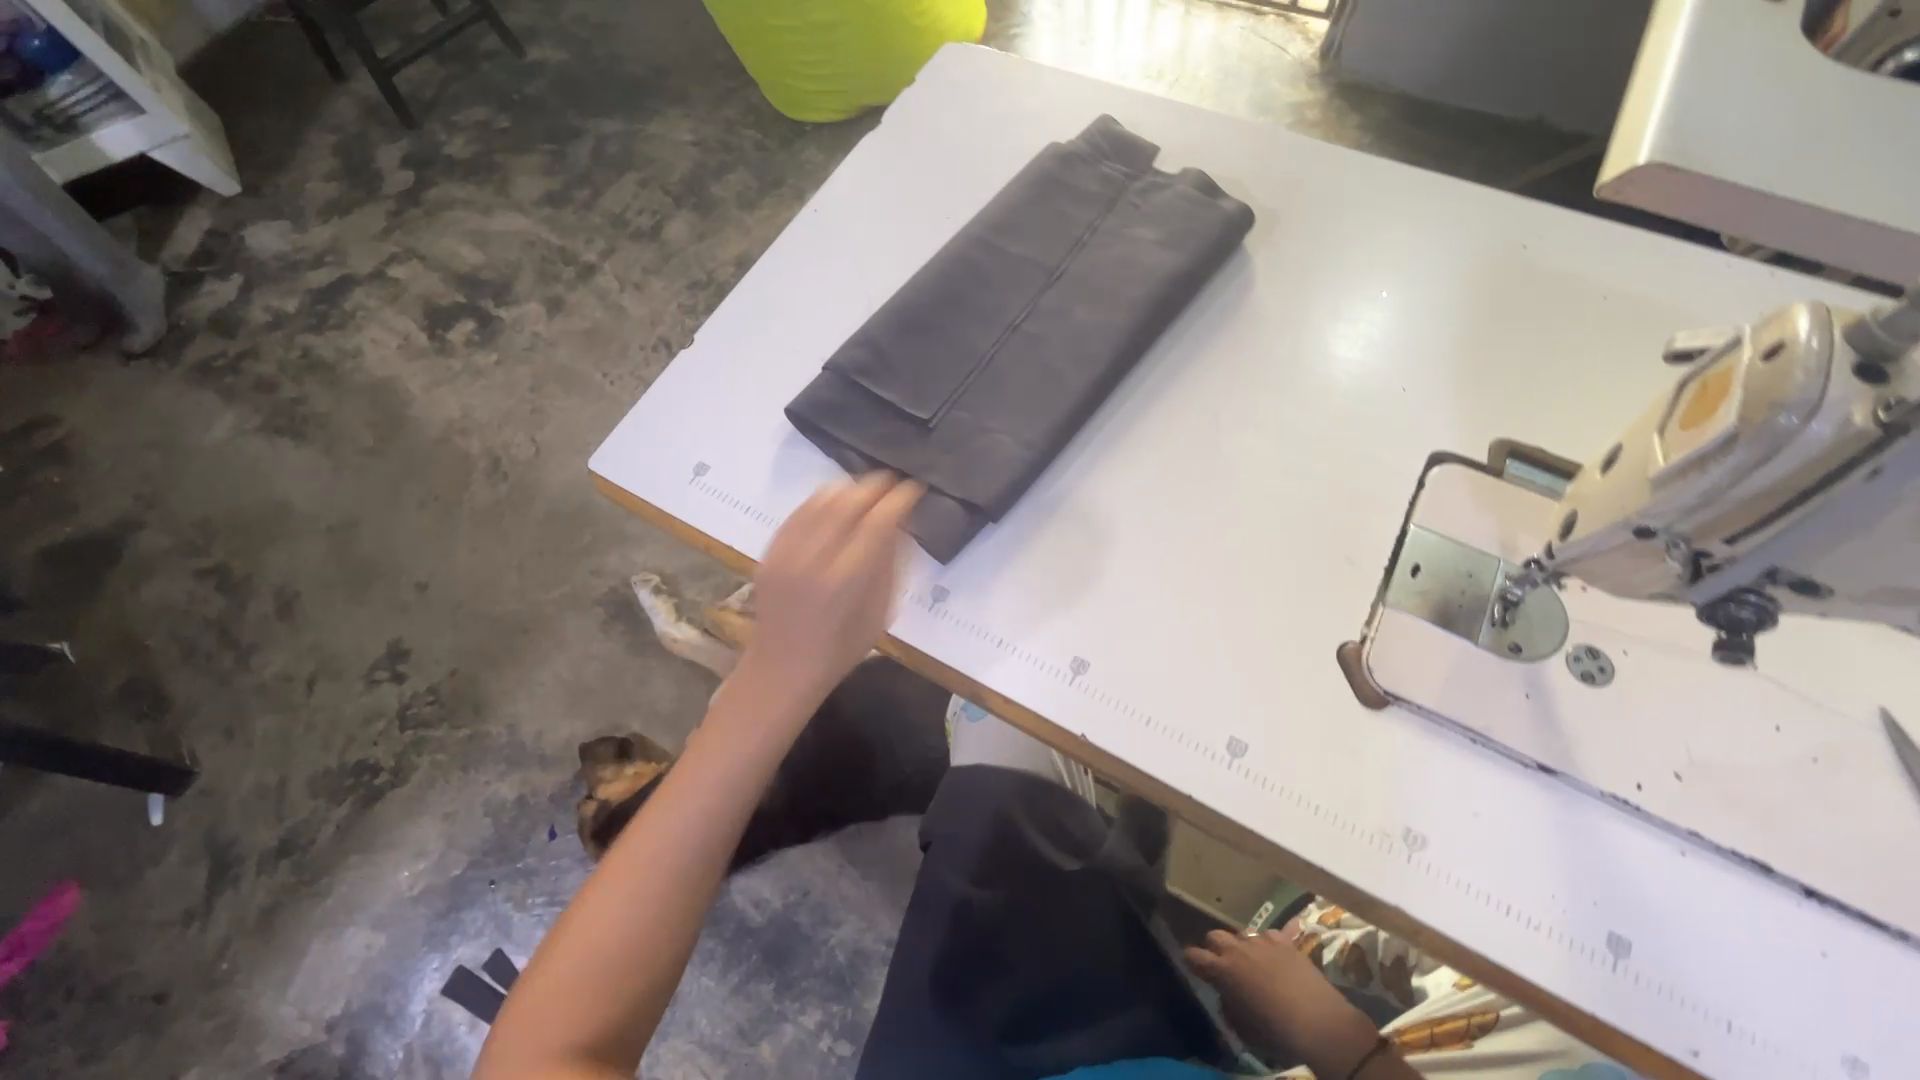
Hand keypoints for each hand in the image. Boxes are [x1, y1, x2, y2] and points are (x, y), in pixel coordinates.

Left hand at [736, 472, 922, 712]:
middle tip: (893, 481)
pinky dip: (820, 500)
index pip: (878, 522)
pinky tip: (834, 500)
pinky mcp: (770, 552)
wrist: (782, 667)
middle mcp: (815, 560)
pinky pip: (797, 513)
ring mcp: (787, 553)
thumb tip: (900, 526)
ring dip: (848, 488)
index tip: (914, 488)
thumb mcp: (880, 613)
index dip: (899, 499)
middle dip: (875, 486)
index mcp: (848, 580)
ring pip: (821, 502)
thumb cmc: (841, 648)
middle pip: (849, 502)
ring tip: (866, 488)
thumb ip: (889, 566)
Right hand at [1185, 925, 1378, 1074]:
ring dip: (1242, 945)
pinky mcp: (1287, 943)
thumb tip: (1226, 995)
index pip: (1194, 955)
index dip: (1191, 961)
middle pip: (1215, 936)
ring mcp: (1263, 942)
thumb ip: (1228, 1006)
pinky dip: (1268, 943)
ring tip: (1251, 960)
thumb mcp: (1242, 1029)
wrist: (1320, 1025)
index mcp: (1222, 971)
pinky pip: (1270, 934)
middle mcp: (1238, 950)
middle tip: (1222, 965)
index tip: (1193, 967)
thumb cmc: (1276, 1033)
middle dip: (1214, 948)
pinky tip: (1275, 953)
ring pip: (1242, 933)